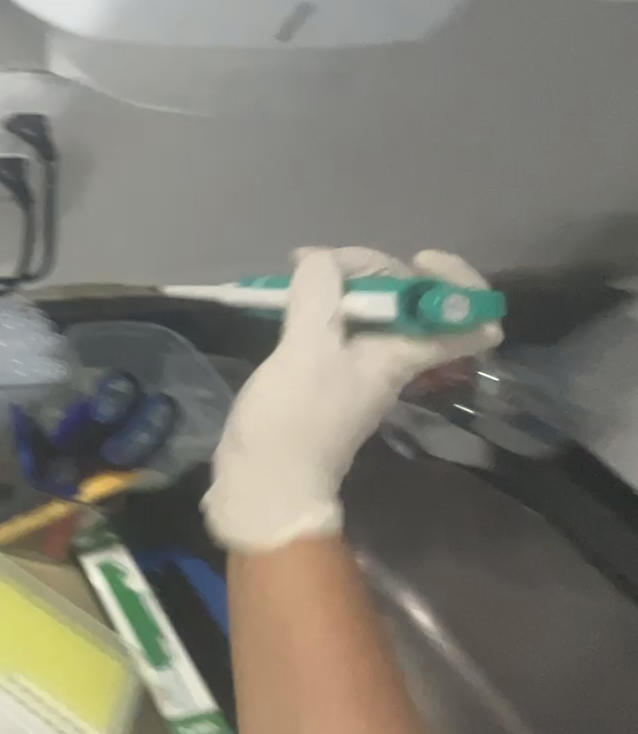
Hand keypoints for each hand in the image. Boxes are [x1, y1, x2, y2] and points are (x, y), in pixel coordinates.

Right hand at [201, 247, 501, 553]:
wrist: (266, 475)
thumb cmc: (294, 419)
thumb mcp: (305, 355)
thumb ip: (316, 302)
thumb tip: (320, 258)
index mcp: (400, 356)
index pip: (466, 318)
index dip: (455, 283)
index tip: (414, 259)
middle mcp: (387, 359)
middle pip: (408, 304)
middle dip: (374, 271)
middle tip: (320, 261)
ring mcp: (352, 367)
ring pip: (368, 314)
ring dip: (341, 286)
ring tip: (298, 272)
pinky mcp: (318, 374)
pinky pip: (334, 327)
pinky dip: (315, 306)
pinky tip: (282, 302)